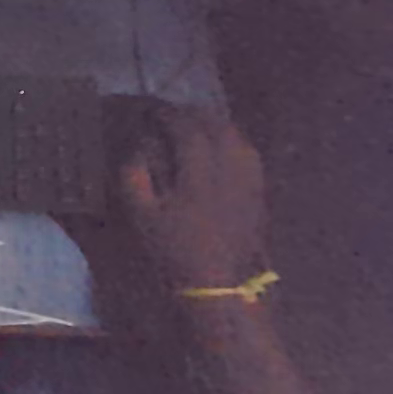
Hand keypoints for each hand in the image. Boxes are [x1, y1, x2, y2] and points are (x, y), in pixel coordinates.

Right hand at [118, 107, 266, 289]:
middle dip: (193, 115)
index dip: (169, 116)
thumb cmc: (171, 248)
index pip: (188, 132)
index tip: (151, 110)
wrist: (216, 283)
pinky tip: (221, 146)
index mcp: (199, 177)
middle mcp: (230, 173)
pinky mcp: (259, 194)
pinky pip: (250, 156)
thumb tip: (135, 148)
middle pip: (218, 129)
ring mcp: (250, 183)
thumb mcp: (139, 215)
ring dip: (216, 125)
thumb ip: (133, 177)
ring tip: (196, 123)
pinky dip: (233, 142)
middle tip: (171, 113)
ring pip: (239, 140)